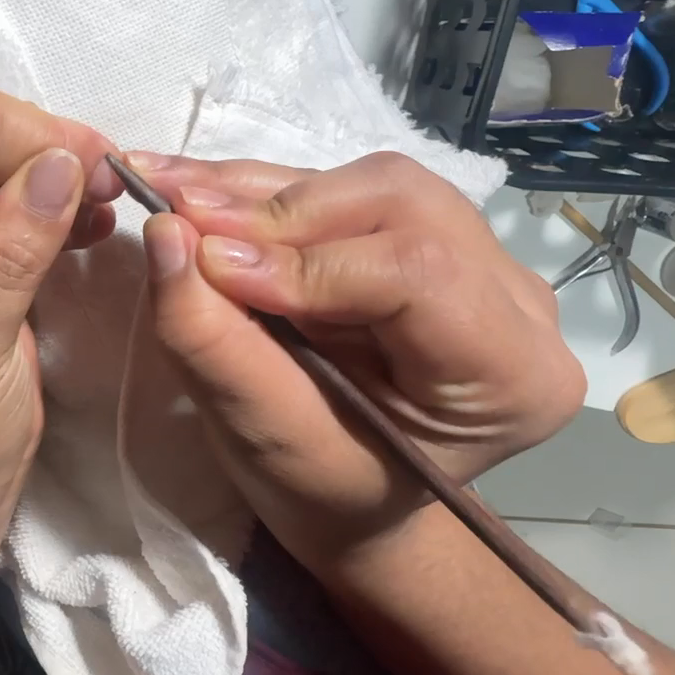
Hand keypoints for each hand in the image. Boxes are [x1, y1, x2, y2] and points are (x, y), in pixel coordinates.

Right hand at [133, 152, 584, 561]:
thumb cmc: (317, 489)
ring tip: (169, 194)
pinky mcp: (415, 234)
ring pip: (364, 181)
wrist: (341, 493)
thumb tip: (163, 233)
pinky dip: (254, 189)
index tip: (205, 265)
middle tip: (177, 216)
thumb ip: (211, 341)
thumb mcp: (263, 434)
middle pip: (397, 203)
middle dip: (274, 210)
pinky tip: (189, 186)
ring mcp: (472, 255)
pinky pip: (337, 188)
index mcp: (508, 373)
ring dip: (256, 191)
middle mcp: (511, 297)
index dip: (302, 261)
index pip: (418, 273)